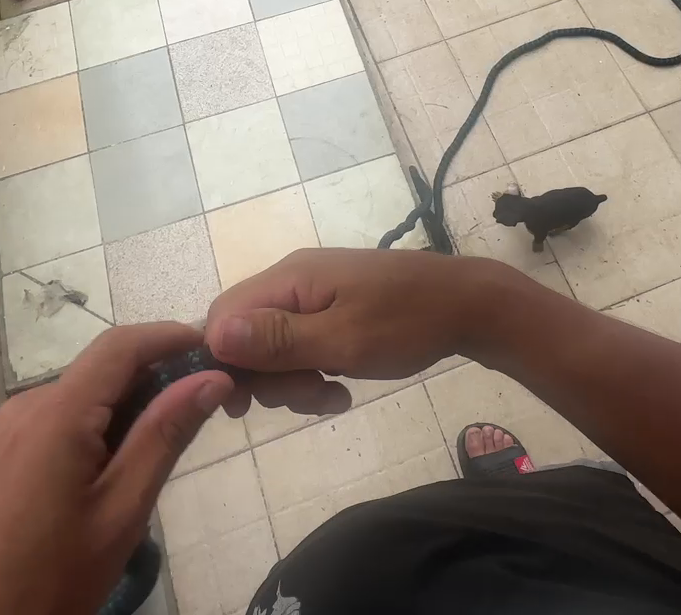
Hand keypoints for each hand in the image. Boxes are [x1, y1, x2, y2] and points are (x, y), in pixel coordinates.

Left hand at [0, 323, 233, 614]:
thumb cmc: (49, 580)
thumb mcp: (121, 511)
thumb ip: (165, 435)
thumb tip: (213, 377)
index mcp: (56, 413)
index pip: (121, 345)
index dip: (170, 335)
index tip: (216, 347)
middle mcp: (27, 406)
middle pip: (103, 367)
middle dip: (157, 372)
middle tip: (206, 402)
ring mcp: (8, 430)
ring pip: (85, 393)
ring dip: (130, 401)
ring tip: (170, 436)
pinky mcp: (1, 454)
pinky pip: (61, 417)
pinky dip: (100, 422)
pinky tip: (121, 461)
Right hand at [205, 248, 516, 414]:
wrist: (466, 306)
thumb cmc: (406, 322)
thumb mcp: (342, 339)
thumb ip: (278, 339)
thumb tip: (214, 335)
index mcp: (289, 278)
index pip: (222, 316)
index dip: (224, 361)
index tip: (248, 402)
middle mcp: (293, 280)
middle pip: (246, 334)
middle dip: (268, 377)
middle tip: (310, 397)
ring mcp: (314, 294)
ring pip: (274, 346)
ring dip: (294, 380)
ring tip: (334, 395)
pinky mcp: (333, 307)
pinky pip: (302, 344)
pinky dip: (314, 371)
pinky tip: (342, 388)